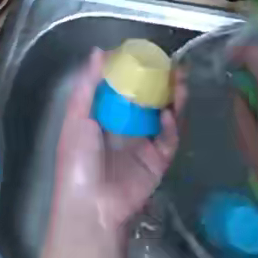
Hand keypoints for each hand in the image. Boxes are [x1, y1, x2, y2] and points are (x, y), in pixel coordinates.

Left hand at [50, 48, 183, 235]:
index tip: (145, 54)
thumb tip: (98, 52)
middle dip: (160, 82)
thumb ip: (89, 84)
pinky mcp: (157, 161)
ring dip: (173, 99)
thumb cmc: (77, 158)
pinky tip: (169, 115)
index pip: (122, 86)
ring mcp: (143, 143)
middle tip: (172, 66)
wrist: (92, 204)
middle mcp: (125, 126)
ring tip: (180, 82)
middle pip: (148, 99)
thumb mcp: (77, 117)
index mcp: (103, 114)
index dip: (134, 70)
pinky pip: (169, 140)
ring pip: (164, 115)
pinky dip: (171, 126)